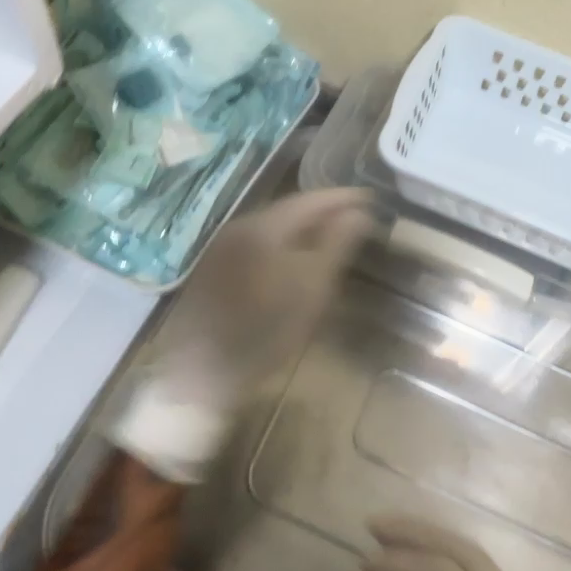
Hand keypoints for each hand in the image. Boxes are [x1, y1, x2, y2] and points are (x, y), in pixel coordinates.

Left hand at [109, 188, 373, 481]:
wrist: (200, 373)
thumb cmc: (263, 332)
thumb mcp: (311, 290)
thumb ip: (336, 246)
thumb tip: (358, 212)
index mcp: (263, 226)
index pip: (309, 200)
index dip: (341, 197)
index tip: (370, 196)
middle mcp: (238, 227)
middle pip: (287, 210)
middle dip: (322, 211)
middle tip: (354, 215)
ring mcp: (221, 248)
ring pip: (271, 228)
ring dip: (302, 229)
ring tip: (330, 235)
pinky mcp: (213, 270)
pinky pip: (256, 245)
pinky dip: (282, 245)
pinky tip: (294, 258)